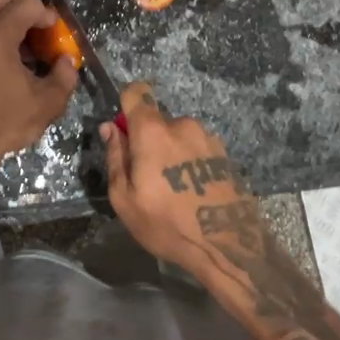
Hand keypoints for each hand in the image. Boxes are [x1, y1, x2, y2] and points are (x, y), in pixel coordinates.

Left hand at [0, 0, 78, 169]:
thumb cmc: (5, 121)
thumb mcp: (47, 102)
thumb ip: (64, 76)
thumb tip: (66, 60)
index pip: (27, 3)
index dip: (47, 15)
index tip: (56, 35)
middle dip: (23, 3)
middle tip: (39, 28)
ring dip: (8, 15)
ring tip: (26, 44)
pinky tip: (10, 55)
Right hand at [101, 81, 268, 270]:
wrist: (230, 248)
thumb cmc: (168, 224)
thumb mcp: (125, 199)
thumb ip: (115, 157)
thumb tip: (109, 128)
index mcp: (153, 131)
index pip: (137, 92)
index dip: (126, 103)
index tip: (124, 129)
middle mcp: (182, 125)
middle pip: (157, 120)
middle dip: (148, 140)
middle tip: (148, 176)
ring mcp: (208, 139)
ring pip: (178, 136)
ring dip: (171, 152)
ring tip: (174, 189)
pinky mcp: (225, 155)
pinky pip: (197, 149)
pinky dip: (191, 162)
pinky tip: (194, 193)